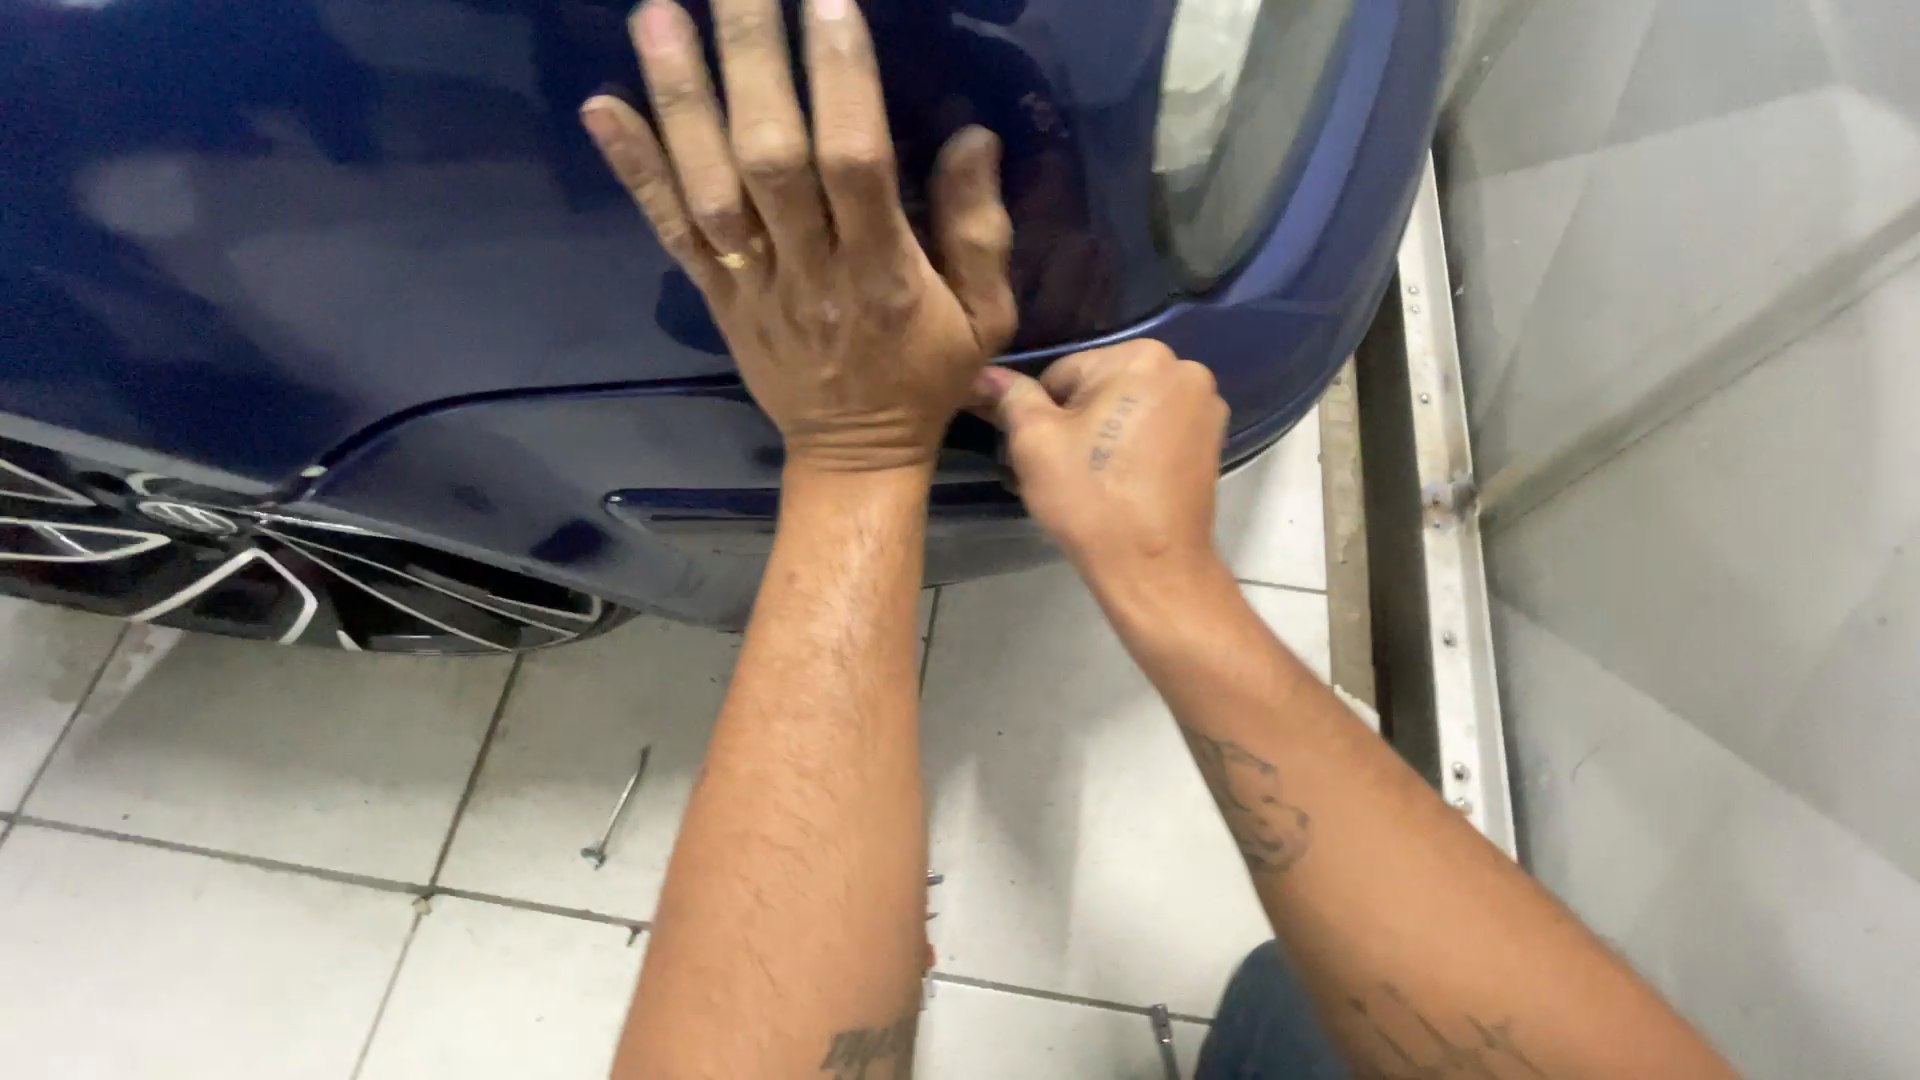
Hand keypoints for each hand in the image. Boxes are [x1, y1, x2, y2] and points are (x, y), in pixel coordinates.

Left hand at [579, 0, 1016, 473]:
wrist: (856, 454)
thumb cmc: (926, 383)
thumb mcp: (985, 321)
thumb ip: (980, 234)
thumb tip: (973, 137)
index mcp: (885, 275)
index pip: (856, 166)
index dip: (841, 82)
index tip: (827, 1)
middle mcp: (813, 273)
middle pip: (773, 161)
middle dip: (753, 64)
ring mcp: (757, 288)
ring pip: (713, 191)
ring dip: (683, 104)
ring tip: (657, 13)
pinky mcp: (721, 301)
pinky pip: (674, 237)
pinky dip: (637, 174)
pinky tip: (602, 107)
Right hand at [972, 340, 1229, 582]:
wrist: (1154, 567)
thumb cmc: (1091, 500)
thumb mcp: (1035, 444)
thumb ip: (1013, 398)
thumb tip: (988, 374)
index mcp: (1142, 357)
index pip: (1064, 373)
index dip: (1044, 414)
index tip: (1046, 454)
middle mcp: (1183, 369)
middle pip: (1101, 387)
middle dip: (1078, 421)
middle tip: (1068, 469)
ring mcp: (1205, 406)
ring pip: (1128, 409)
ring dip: (1107, 434)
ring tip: (1097, 480)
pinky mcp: (1212, 441)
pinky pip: (1155, 430)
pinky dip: (1135, 448)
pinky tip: (1125, 482)